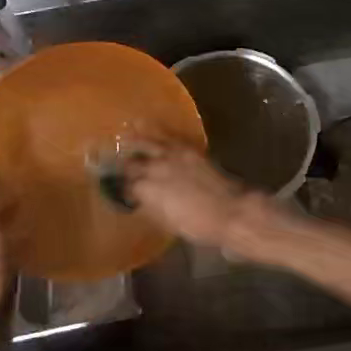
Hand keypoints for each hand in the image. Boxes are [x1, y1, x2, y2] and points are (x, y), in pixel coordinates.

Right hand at [119, 144, 277, 249]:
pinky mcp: (186, 149)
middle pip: (131, 164)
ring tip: (122, 137)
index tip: (122, 191)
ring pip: (144, 144)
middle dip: (124, 167)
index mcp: (146, 191)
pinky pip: (166, 136)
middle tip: (120, 168)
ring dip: (132, 142)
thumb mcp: (168, 223)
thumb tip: (140, 200)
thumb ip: (150, 208)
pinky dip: (153, 130)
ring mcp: (170, 156)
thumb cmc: (199, 226)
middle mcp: (154, 169)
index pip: (126, 186)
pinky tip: (143, 124)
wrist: (230, 212)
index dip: (123, 189)